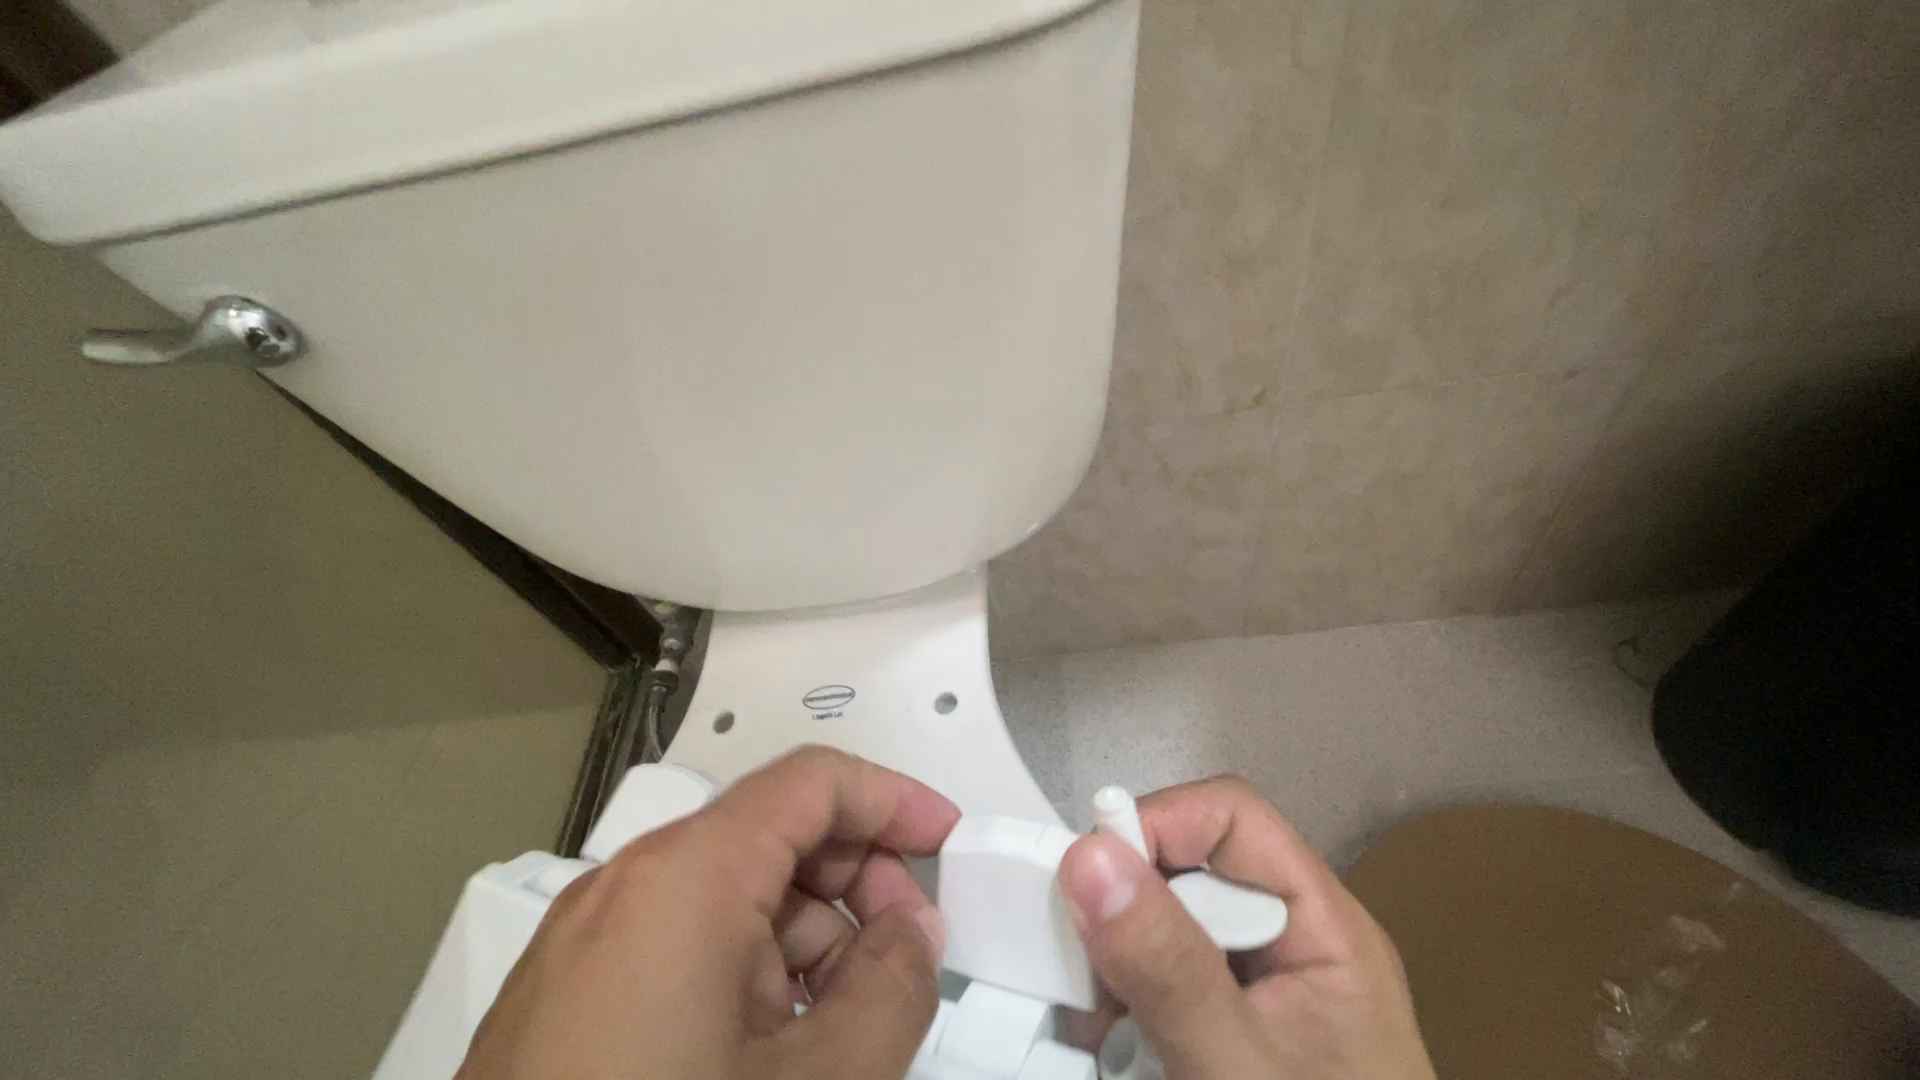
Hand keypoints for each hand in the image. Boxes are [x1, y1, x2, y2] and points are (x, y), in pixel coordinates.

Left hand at [457, 746, 958, 1079]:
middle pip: (772, 833)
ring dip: (807, 939)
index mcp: (685, 877)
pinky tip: (773, 1053)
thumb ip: (893, 988)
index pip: (813, 782)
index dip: (893, 799)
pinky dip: (750, 973)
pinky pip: (684, 946)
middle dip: (855, 879)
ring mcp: (586, 944)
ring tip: (842, 1026)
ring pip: (730, 896)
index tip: (947, 841)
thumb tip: (910, 935)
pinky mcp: (566, 1000)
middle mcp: (627, 889)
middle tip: (904, 952)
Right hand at [1057, 777, 1434, 1079]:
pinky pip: (1165, 972)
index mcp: (1324, 929)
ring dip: (1115, 952)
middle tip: (1076, 960)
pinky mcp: (1234, 1024)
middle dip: (1125, 901)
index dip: (1155, 824)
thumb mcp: (1239, 1076)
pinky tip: (1102, 1033)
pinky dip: (1122, 991)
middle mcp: (1295, 940)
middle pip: (1193, 864)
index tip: (1084, 878)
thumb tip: (1088, 856)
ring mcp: (1264, 986)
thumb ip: (1170, 971)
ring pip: (1169, 919)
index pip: (1230, 817)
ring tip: (1083, 1009)